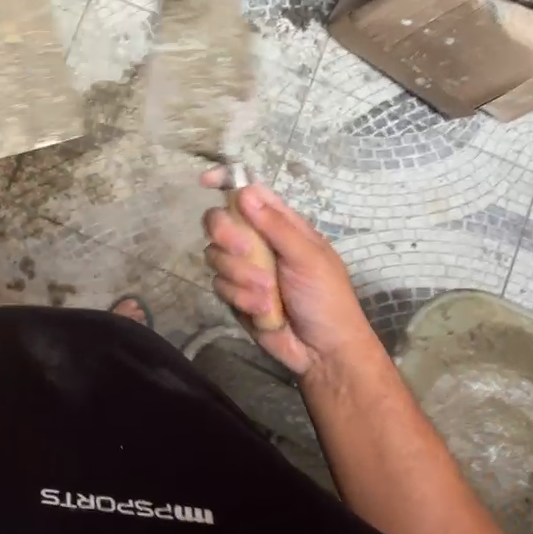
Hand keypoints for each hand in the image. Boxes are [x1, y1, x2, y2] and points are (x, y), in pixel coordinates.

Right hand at [200, 170, 379, 377]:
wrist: (323, 352)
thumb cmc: (328, 298)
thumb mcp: (309, 258)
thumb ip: (276, 226)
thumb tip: (244, 192)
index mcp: (279, 224)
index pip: (247, 192)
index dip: (226, 181)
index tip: (205, 181)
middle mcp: (256, 240)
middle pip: (219, 221)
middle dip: (226, 235)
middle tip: (245, 251)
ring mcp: (242, 267)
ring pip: (215, 256)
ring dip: (242, 277)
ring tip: (269, 295)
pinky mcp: (233, 294)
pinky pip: (219, 285)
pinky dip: (241, 298)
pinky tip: (264, 310)